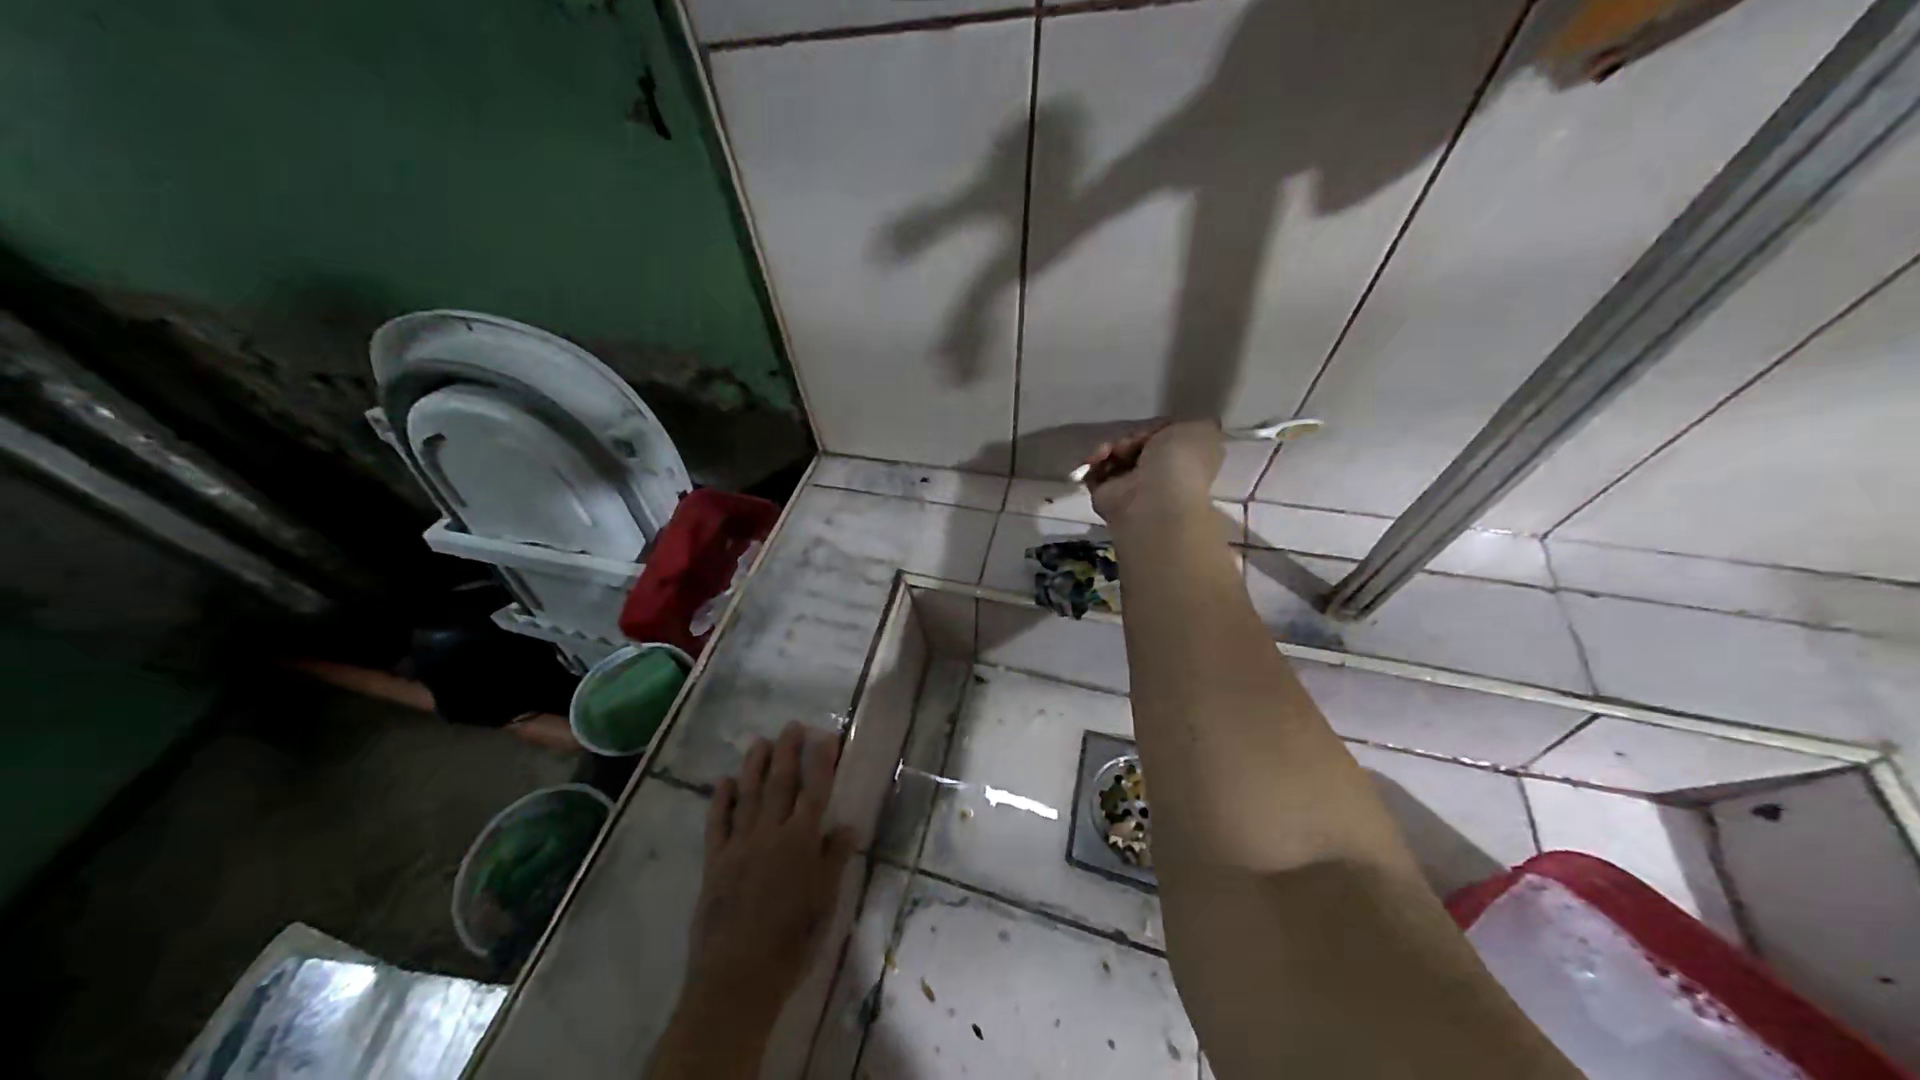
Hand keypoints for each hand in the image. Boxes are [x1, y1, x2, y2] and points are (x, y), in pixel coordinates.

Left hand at [653, 723, 856, 1078]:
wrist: (738, 976)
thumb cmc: (791, 942)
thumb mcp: (824, 902)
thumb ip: (833, 859)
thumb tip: (847, 825)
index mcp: (801, 843)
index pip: (814, 791)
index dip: (821, 761)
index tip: (825, 736)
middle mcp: (770, 835)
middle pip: (780, 784)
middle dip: (787, 752)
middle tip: (791, 725)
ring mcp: (739, 846)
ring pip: (747, 796)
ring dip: (754, 766)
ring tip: (760, 742)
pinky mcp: (714, 862)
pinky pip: (717, 824)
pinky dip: (720, 800)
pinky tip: (723, 782)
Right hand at [1084, 420, 1223, 527]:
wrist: (1154, 500)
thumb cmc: (1180, 463)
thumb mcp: (1201, 429)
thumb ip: (1191, 425)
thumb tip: (1178, 430)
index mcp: (1185, 461)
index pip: (1164, 436)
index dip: (1156, 427)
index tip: (1153, 428)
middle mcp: (1158, 474)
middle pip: (1136, 444)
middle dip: (1130, 437)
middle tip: (1130, 443)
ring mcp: (1131, 486)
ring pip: (1114, 456)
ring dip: (1109, 448)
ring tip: (1109, 451)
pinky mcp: (1106, 495)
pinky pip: (1095, 471)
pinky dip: (1093, 462)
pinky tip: (1097, 458)